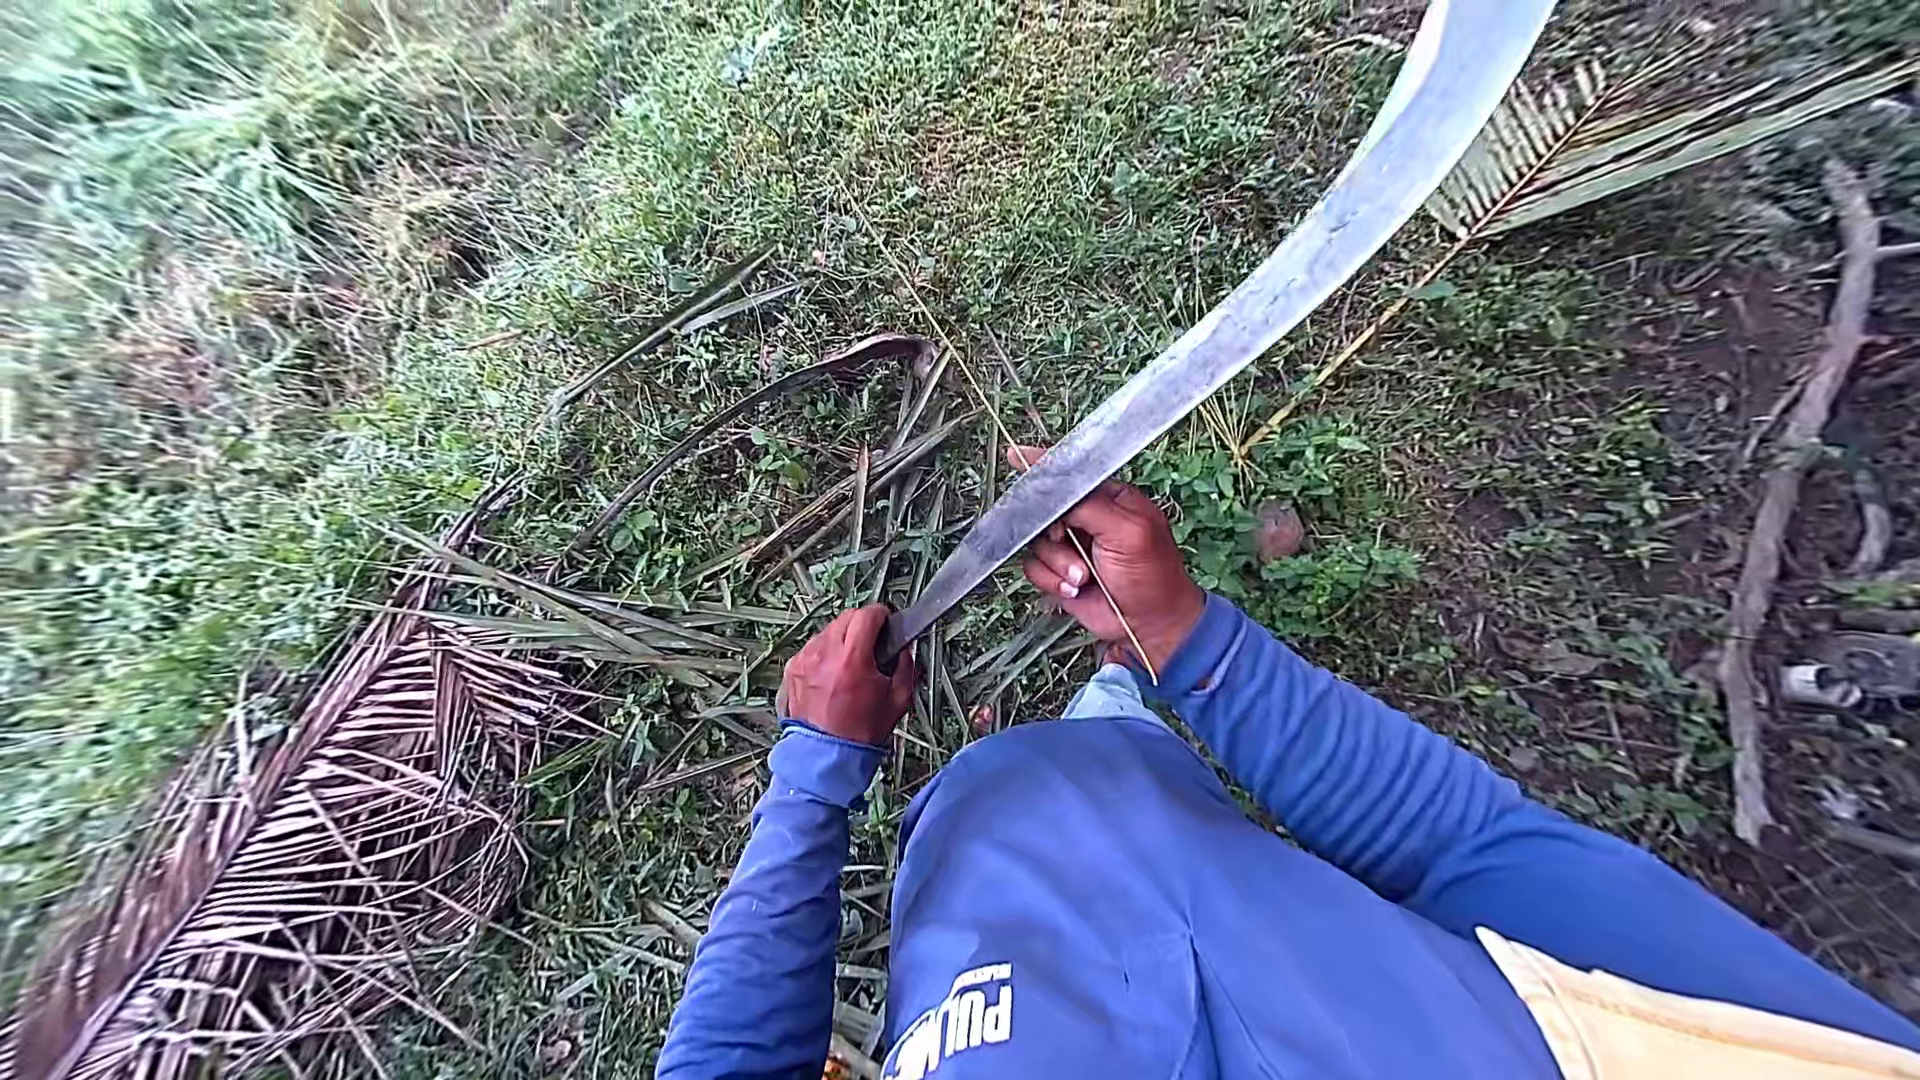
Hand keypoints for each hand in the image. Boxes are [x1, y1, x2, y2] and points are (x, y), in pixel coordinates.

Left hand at [779, 605, 917, 745]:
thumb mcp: (898, 699)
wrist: (825, 757)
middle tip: (872, 642)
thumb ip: (906, 666)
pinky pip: (813, 647)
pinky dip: (825, 652)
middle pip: (848, 617)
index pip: (868, 615)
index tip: (887, 623)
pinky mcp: (792, 669)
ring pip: (829, 630)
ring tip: (852, 661)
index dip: (882, 615)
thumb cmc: (861, 731)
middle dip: (863, 624)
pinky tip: (833, 673)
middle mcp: (825, 653)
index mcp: (853, 659)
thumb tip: (904, 647)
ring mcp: (805, 659)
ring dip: (844, 637)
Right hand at [1008, 445, 1205, 673]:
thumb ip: (1090, 506)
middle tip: (1066, 539)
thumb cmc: (1151, 575)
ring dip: (1058, 562)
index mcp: (1108, 499)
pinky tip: (1075, 588)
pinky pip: (1034, 567)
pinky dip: (1052, 579)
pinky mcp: (1058, 572)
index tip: (1017, 458)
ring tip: (1083, 576)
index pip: (1071, 475)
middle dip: (1053, 530)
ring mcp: (1070, 546)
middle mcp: (1085, 519)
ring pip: (1036, 542)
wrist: (1149, 625)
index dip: (1043, 468)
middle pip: (1044, 509)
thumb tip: (1054, 496)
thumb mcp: (1128, 531)